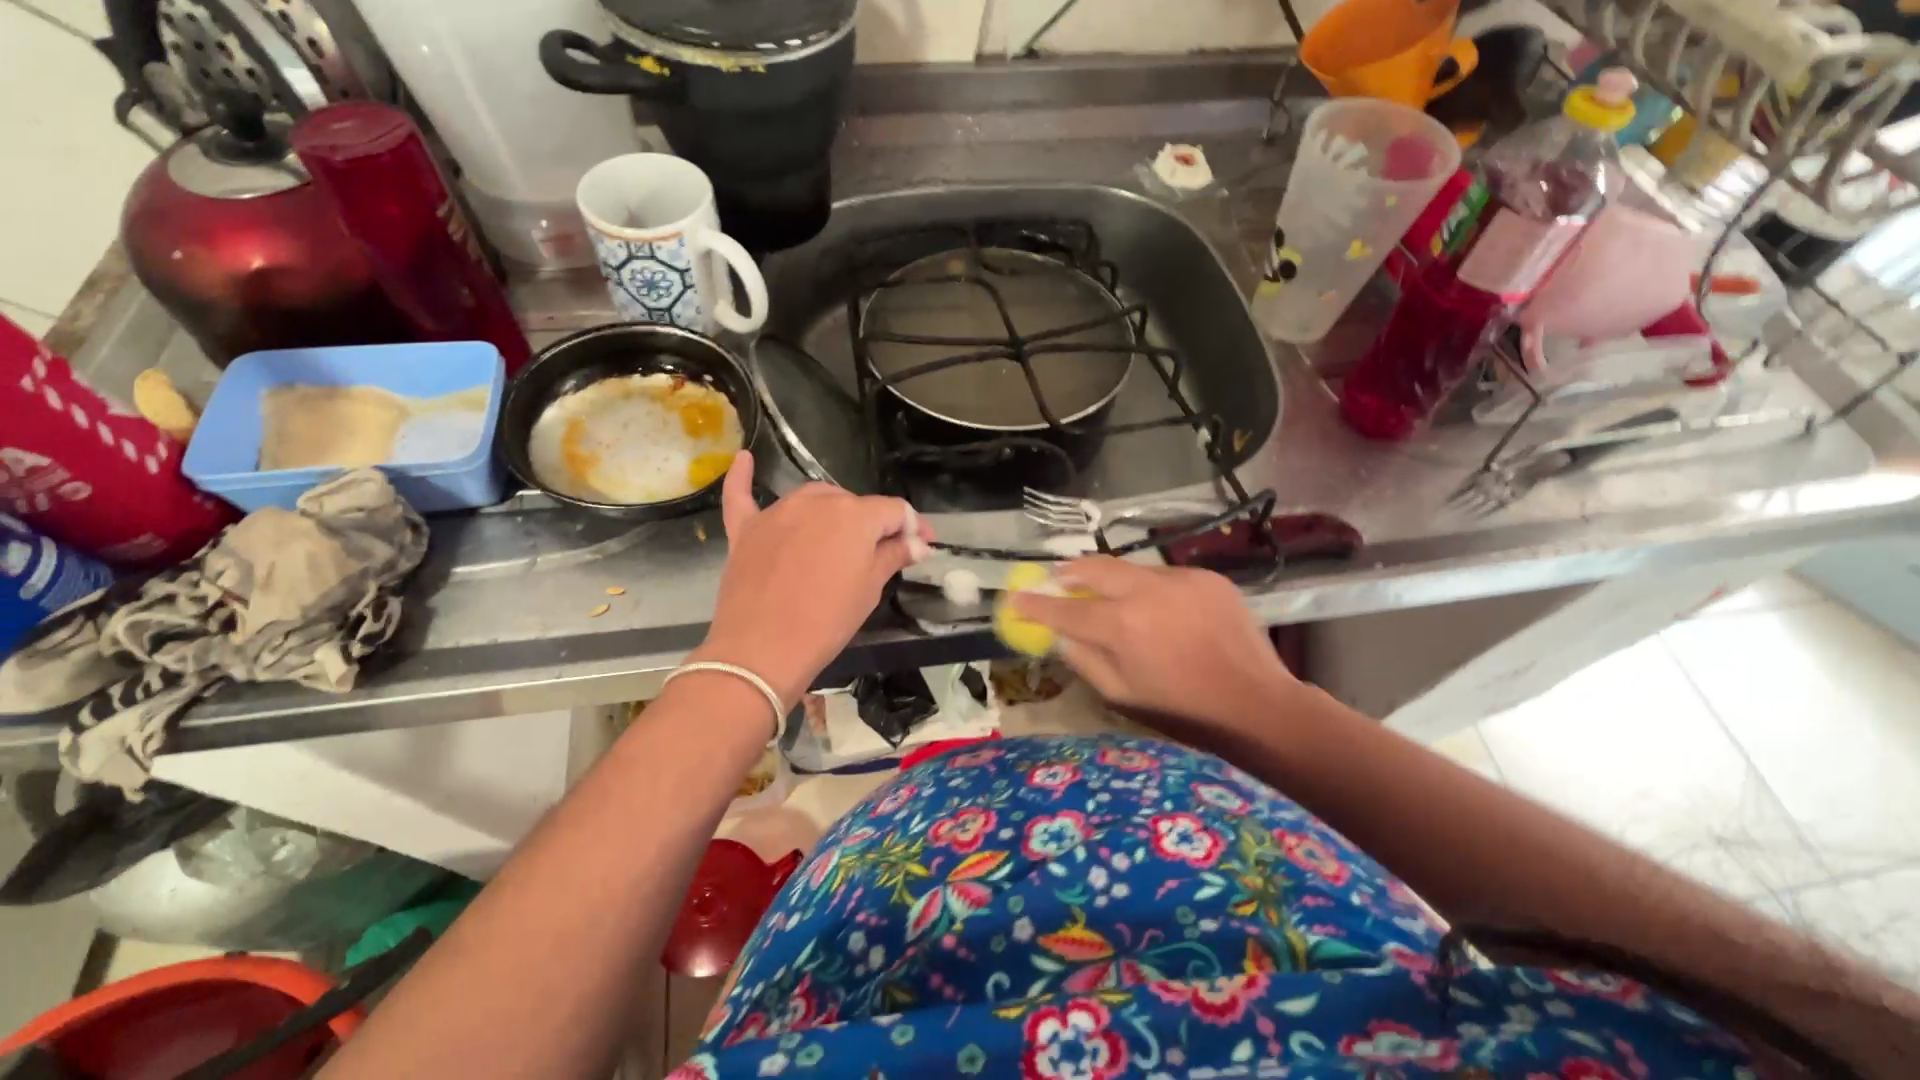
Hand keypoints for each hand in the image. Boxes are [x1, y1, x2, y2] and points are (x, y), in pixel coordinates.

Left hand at [692, 451, 931, 706]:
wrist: (762, 651)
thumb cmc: (826, 622)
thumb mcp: (869, 590)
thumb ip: (892, 556)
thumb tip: (916, 543)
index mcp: (855, 515)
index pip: (894, 511)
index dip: (912, 527)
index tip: (923, 545)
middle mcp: (816, 501)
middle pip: (852, 504)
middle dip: (870, 525)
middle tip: (880, 555)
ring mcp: (777, 513)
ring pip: (812, 500)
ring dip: (829, 513)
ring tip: (838, 541)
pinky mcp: (745, 529)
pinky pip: (742, 495)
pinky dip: (743, 478)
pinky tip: (745, 458)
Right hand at [1012, 556, 1301, 737]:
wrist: (1255, 702)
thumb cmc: (1182, 710)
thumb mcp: (1122, 696)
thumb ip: (1084, 659)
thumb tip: (1058, 634)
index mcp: (1122, 627)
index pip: (1064, 609)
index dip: (1034, 604)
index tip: (1014, 598)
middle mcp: (1146, 592)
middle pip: (1092, 568)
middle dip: (1067, 573)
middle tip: (1055, 580)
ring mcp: (1180, 579)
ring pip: (1130, 569)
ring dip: (1110, 580)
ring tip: (1106, 596)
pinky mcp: (1206, 577)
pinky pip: (1164, 576)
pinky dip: (1150, 589)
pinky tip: (1158, 610)